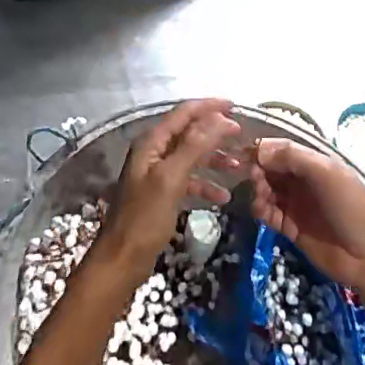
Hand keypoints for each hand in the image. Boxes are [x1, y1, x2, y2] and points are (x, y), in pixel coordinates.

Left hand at [100, 99, 241, 281]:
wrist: (122, 258)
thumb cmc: (145, 217)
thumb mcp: (171, 178)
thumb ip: (194, 146)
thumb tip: (219, 119)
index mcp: (151, 143)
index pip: (183, 113)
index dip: (209, 107)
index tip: (235, 106)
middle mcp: (153, 152)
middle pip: (188, 132)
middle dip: (215, 132)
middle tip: (241, 136)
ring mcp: (157, 173)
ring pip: (191, 156)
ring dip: (214, 159)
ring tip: (239, 166)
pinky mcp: (162, 193)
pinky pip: (188, 179)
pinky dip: (205, 184)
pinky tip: (222, 196)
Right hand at [248, 138, 364, 289]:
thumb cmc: (354, 208)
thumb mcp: (327, 174)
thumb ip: (293, 157)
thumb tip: (260, 149)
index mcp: (316, 163)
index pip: (284, 150)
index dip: (265, 150)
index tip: (247, 153)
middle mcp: (305, 181)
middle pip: (272, 169)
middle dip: (259, 170)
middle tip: (255, 177)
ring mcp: (298, 204)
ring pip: (268, 190)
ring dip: (259, 190)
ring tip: (262, 197)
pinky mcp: (291, 228)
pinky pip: (269, 214)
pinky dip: (261, 210)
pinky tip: (263, 211)